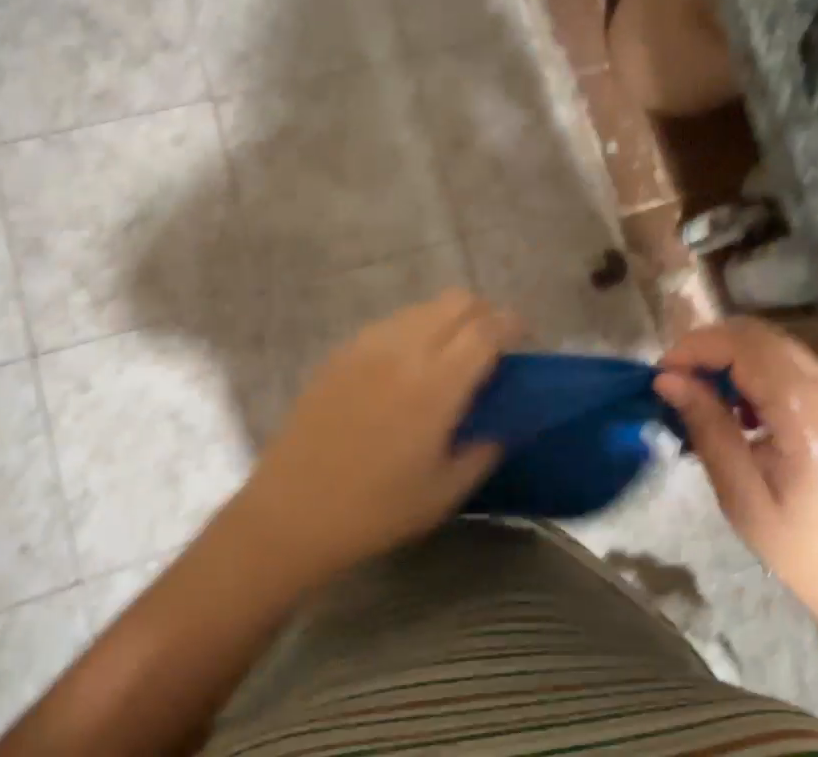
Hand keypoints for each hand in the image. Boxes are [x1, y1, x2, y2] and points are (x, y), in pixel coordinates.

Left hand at [237, 290, 518, 575]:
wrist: (291, 514)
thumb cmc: (376, 510)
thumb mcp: (445, 492)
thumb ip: (483, 450)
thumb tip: (503, 425)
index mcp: (436, 384)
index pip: (487, 330)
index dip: (513, 324)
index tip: (527, 336)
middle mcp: (403, 350)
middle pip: (457, 301)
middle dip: (484, 313)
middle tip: (494, 344)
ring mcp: (366, 346)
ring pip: (421, 308)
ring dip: (448, 319)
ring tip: (451, 355)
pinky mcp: (340, 354)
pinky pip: (389, 324)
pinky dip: (413, 331)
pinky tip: (408, 368)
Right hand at [654, 318, 817, 624]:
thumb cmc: (798, 545)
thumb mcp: (741, 494)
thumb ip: (707, 427)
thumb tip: (667, 379)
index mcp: (810, 414)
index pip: (747, 348)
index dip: (698, 347)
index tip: (661, 371)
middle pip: (761, 337)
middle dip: (710, 347)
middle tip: (674, 379)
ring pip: (774, 344)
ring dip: (731, 357)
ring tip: (700, 395)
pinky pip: (790, 363)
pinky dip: (755, 370)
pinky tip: (739, 408)